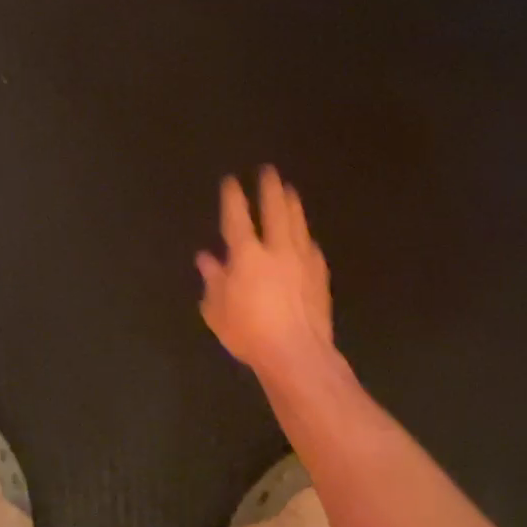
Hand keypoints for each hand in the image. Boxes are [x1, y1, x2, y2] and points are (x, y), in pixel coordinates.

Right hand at [197, 166, 333, 368]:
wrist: (296, 354)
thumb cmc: (249, 333)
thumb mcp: (217, 310)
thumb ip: (213, 281)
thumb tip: (206, 259)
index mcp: (247, 256)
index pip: (237, 218)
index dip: (233, 198)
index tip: (231, 181)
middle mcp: (276, 250)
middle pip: (275, 211)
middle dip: (270, 190)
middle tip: (269, 173)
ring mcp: (302, 261)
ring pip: (297, 224)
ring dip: (292, 206)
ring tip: (290, 192)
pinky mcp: (319, 276)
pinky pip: (311, 248)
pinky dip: (304, 238)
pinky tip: (305, 238)